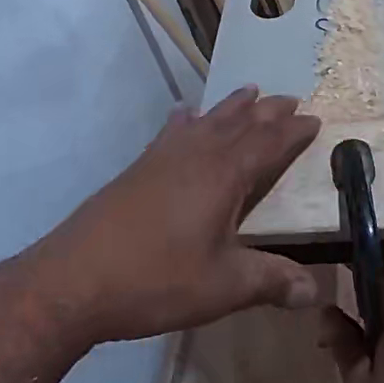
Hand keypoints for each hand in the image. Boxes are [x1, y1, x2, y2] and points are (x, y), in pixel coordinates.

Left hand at [18, 86, 322, 348]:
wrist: (68, 284)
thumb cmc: (155, 280)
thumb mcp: (223, 287)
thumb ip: (272, 282)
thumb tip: (315, 292)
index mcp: (226, 174)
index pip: (270, 141)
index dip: (295, 130)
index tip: (315, 119)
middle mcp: (199, 155)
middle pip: (242, 121)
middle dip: (270, 109)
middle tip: (291, 99)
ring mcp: (164, 158)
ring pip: (209, 120)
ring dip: (233, 105)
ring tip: (250, 90)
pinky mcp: (138, 168)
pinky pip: (172, 131)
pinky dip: (186, 119)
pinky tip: (184, 113)